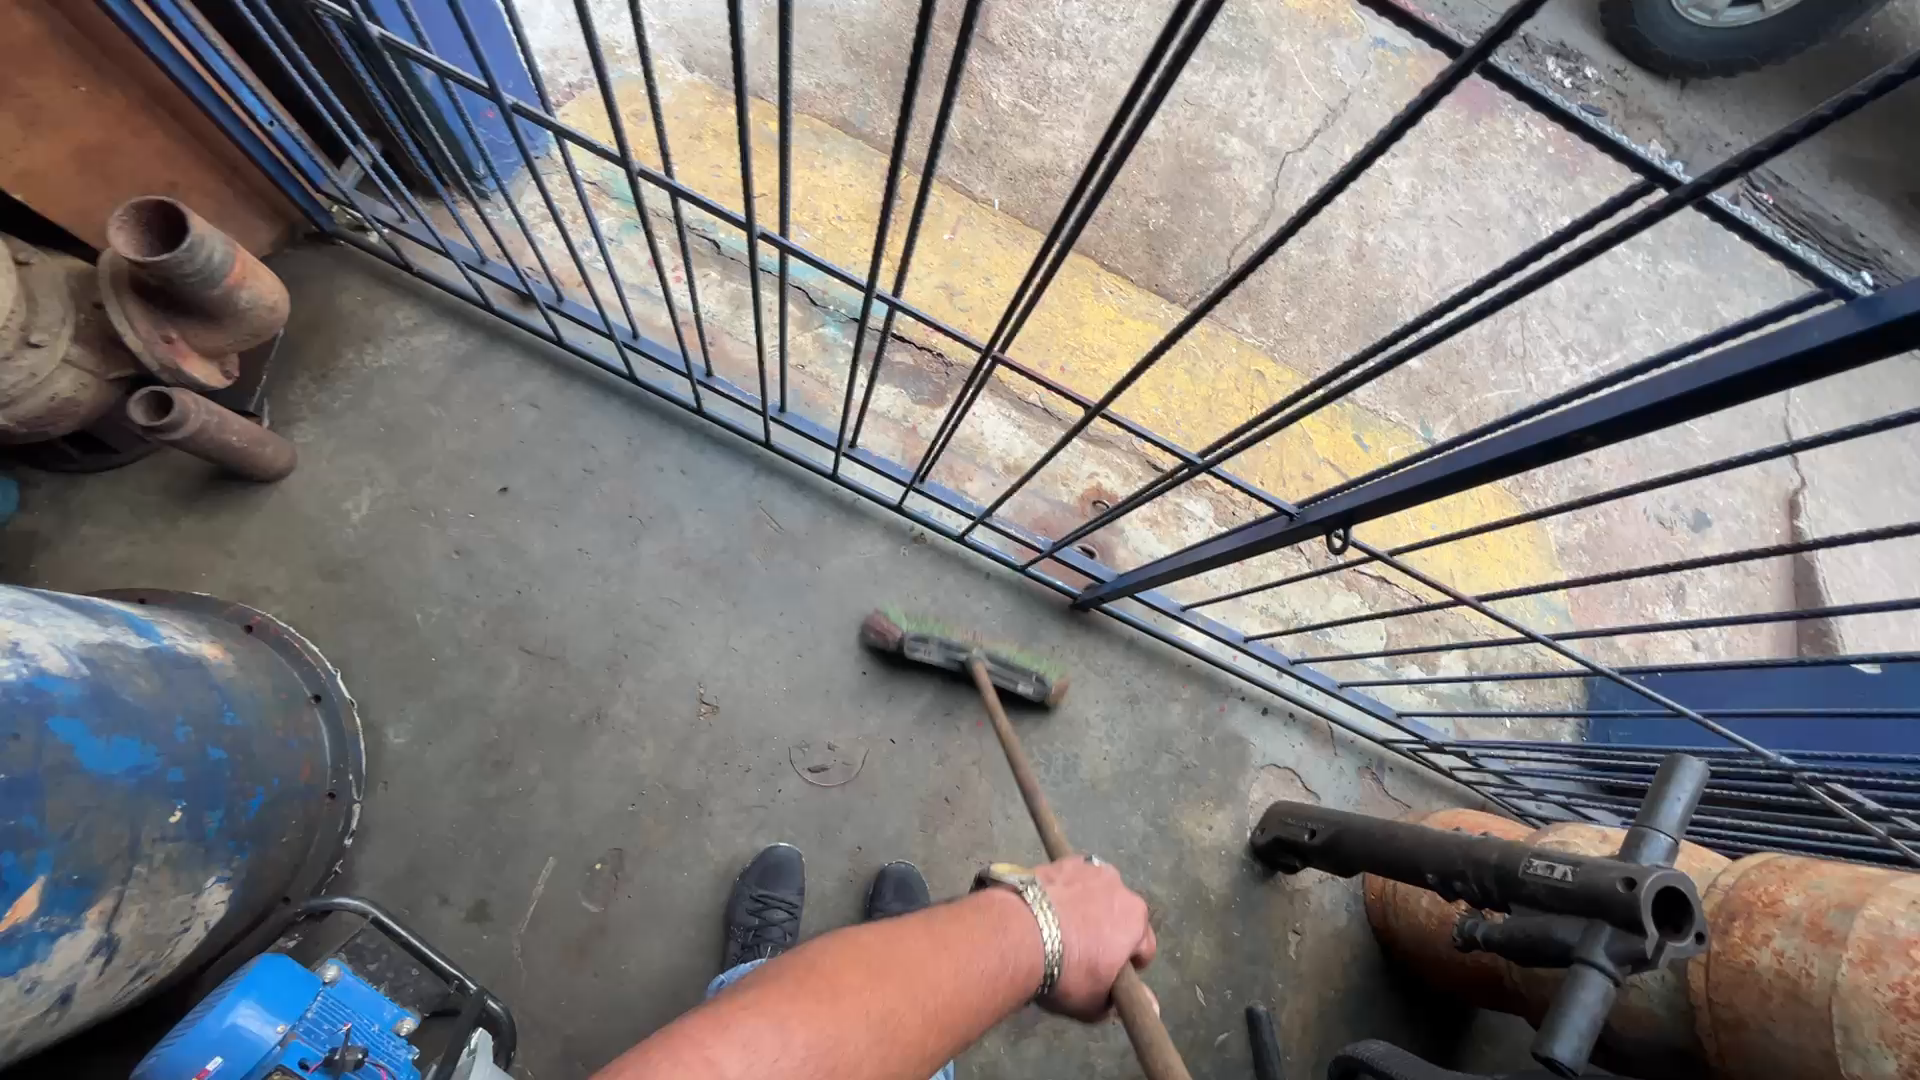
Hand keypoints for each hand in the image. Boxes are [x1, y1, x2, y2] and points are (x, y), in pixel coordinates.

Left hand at [1032, 856, 1156, 1020]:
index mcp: (1135, 918)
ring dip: (1087, 905)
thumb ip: (1123, 1001)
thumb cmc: (1066, 972)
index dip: (1128, 963)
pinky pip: (1069, 879)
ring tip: (1061, 926)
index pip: (1143, 946)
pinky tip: (1046, 907)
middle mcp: (1118, 885)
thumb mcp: (1095, 1004)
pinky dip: (1064, 890)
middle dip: (1108, 929)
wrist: (1020, 933)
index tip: (1108, 974)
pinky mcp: (1059, 860)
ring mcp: (1087, 868)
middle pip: (1119, 913)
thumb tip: (1151, 1006)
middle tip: (1083, 950)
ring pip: (1095, 891)